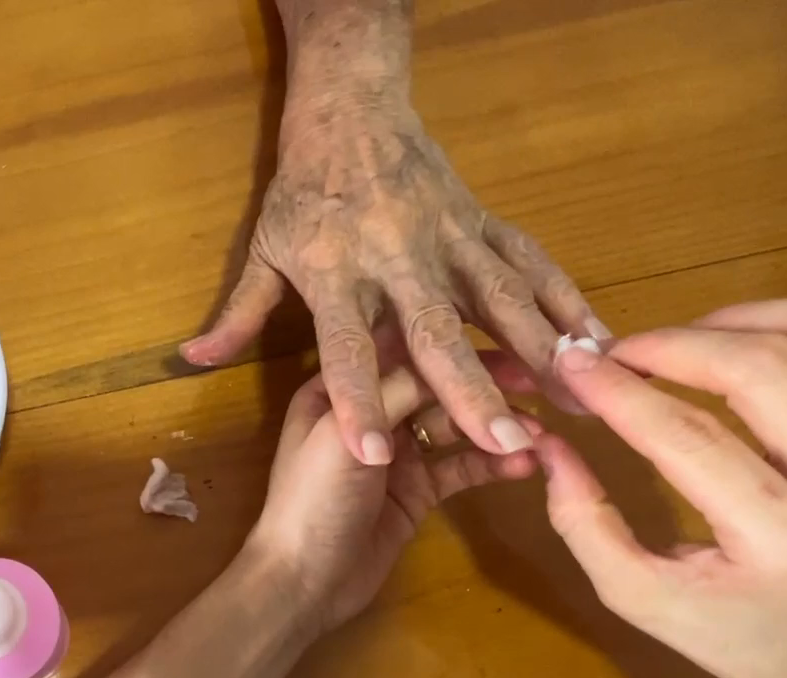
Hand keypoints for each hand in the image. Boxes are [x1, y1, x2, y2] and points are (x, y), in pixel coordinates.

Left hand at [181, 58, 601, 465]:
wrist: (351, 111)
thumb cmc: (302, 195)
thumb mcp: (262, 254)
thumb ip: (238, 315)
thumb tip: (190, 361)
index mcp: (336, 277)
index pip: (343, 350)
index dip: (356, 402)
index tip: (373, 455)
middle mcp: (395, 261)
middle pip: (433, 332)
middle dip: (471, 389)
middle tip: (506, 439)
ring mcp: (447, 239)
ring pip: (498, 298)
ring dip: (539, 348)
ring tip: (578, 398)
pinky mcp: (483, 221)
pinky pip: (531, 263)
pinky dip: (566, 298)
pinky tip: (596, 339)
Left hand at [245, 340, 537, 639]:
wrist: (303, 580)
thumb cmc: (312, 499)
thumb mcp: (346, 431)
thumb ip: (394, 389)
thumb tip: (452, 351)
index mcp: (338, 389)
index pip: (401, 351)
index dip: (452, 344)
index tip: (508, 335)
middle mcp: (369, 414)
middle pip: (434, 386)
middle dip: (486, 385)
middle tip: (543, 381)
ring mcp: (394, 454)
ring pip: (454, 427)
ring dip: (495, 427)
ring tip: (543, 433)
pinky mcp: (415, 492)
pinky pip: (460, 468)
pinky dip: (491, 464)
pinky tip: (527, 464)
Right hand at [536, 291, 786, 677]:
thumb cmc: (737, 639)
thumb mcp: (635, 598)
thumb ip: (582, 521)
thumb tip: (551, 441)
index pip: (689, 438)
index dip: (618, 392)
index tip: (570, 365)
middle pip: (770, 369)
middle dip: (675, 344)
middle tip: (621, 351)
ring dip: (756, 316)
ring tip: (696, 338)